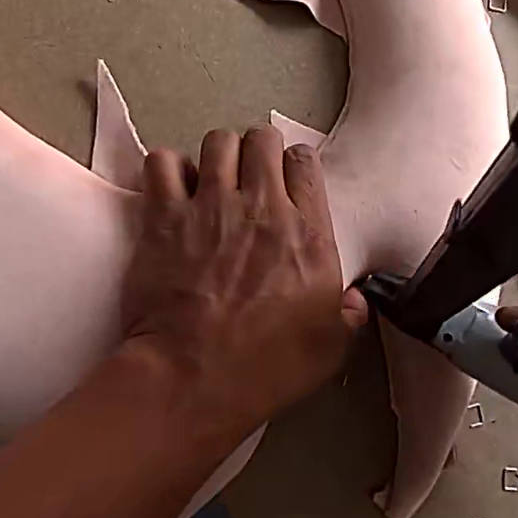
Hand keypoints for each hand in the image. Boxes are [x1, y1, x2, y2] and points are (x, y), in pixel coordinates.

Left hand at [121, 125, 367, 429]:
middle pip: (261, 140)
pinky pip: (163, 163)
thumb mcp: (328, 349)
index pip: (305, 164)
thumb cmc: (261, 369)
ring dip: (215, 156)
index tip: (285, 181)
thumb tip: (354, 301)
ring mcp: (211, 209)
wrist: (193, 377)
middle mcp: (262, 210)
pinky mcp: (166, 219)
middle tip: (247, 176)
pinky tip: (172, 192)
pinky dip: (167, 170)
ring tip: (210, 181)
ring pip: (217, 141)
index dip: (294, 166)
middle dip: (256, 150)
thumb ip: (348, 316)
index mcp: (308, 236)